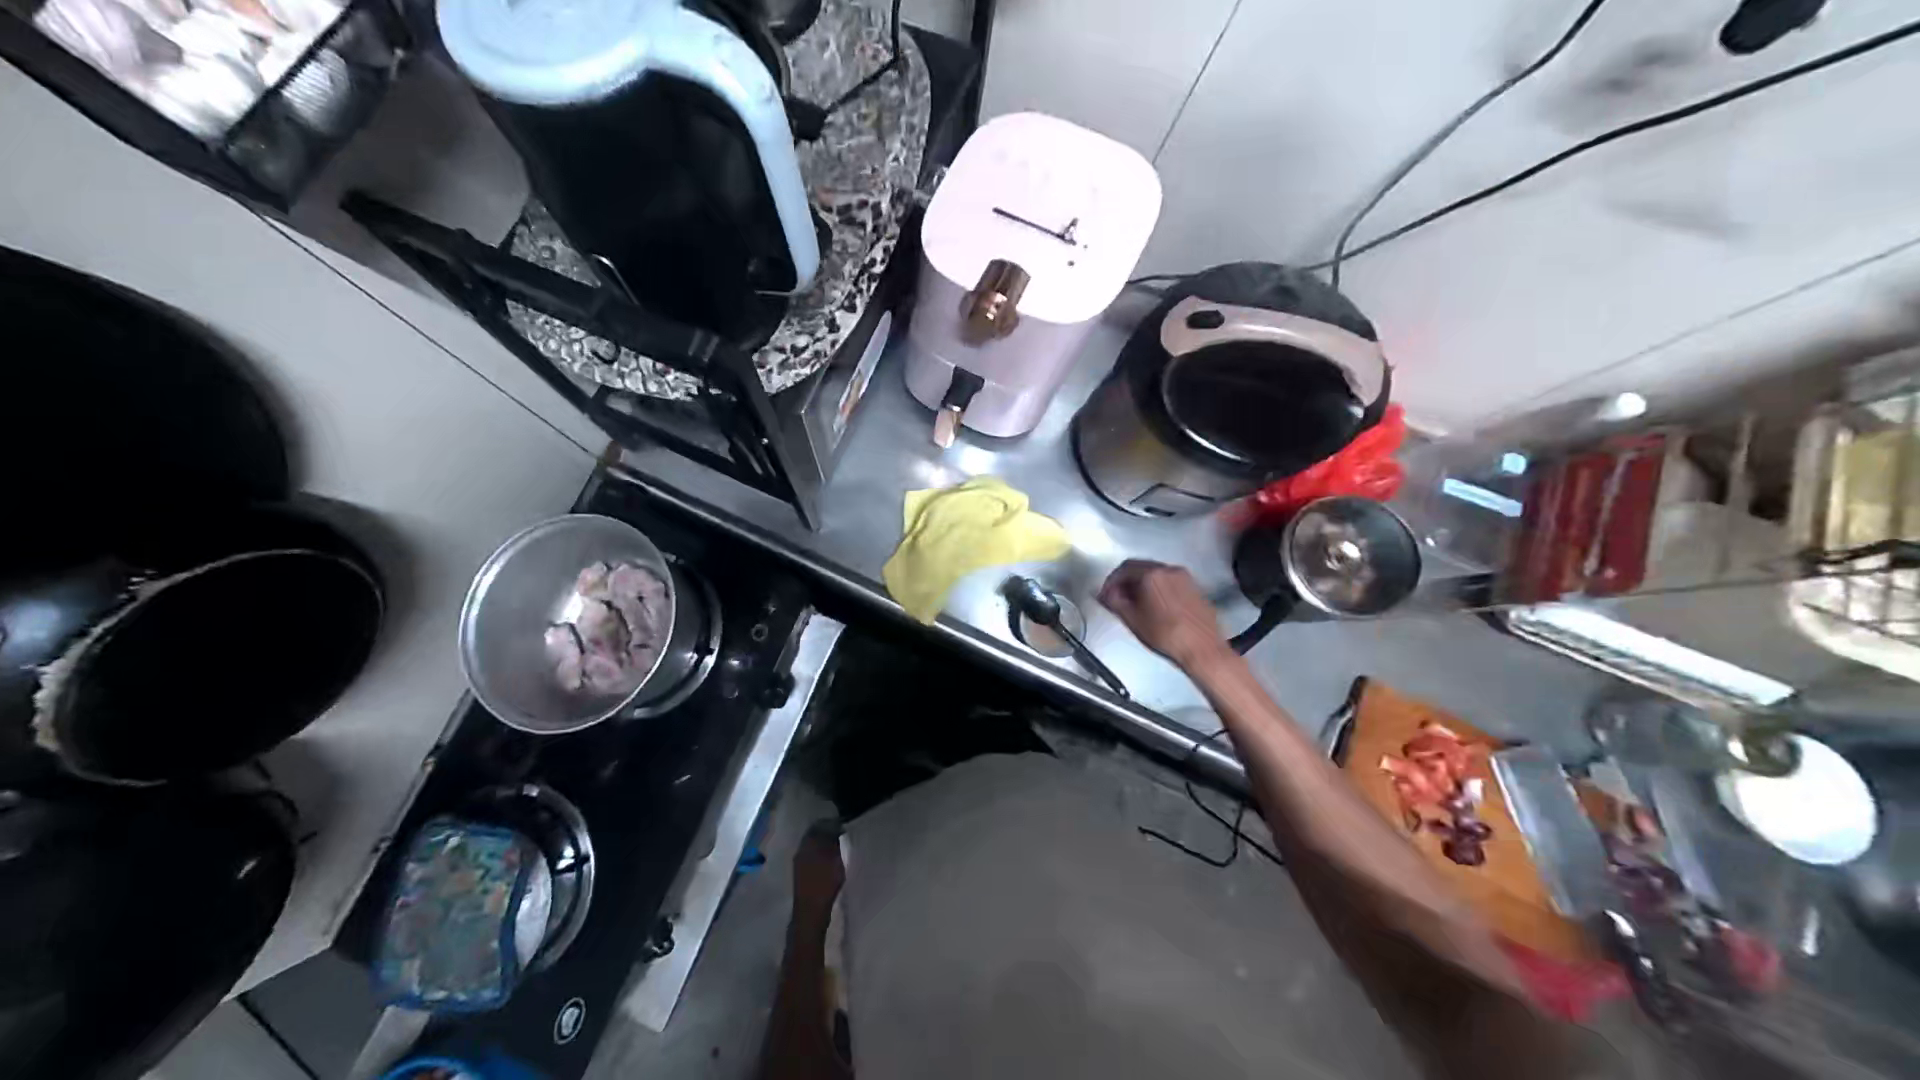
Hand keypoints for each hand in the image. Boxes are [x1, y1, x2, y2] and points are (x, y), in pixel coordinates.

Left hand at [791, 822, 844, 924]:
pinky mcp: (801, 875)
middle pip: (813, 835)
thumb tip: (835, 825)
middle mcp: (800, 851)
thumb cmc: (825, 883)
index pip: (818, 825)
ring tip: (837, 846)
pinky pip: (811, 857)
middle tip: (841, 833)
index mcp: (807, 844)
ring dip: (823, 844)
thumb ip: (833, 841)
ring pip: (812, 846)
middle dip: (826, 832)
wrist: (810, 912)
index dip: (831, 822)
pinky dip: (820, 854)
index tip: (843, 824)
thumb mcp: (834, 859)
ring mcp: (799, 864)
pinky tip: (829, 860)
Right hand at [1097, 560, 1232, 670]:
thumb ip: (1114, 602)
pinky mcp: (1195, 586)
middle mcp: (1168, 569)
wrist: (1203, 648)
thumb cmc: (1165, 634)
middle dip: (1126, 581)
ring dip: (1141, 584)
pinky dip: (1157, 588)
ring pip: (1155, 573)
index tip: (1105, 595)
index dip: (1111, 582)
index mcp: (1151, 574)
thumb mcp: (1133, 620)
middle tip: (1117, 598)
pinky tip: (1155, 605)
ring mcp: (1184, 576)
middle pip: (1140, 567)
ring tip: (1135, 603)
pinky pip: (1169, 580)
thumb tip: (1104, 594)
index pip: (1123, 569)